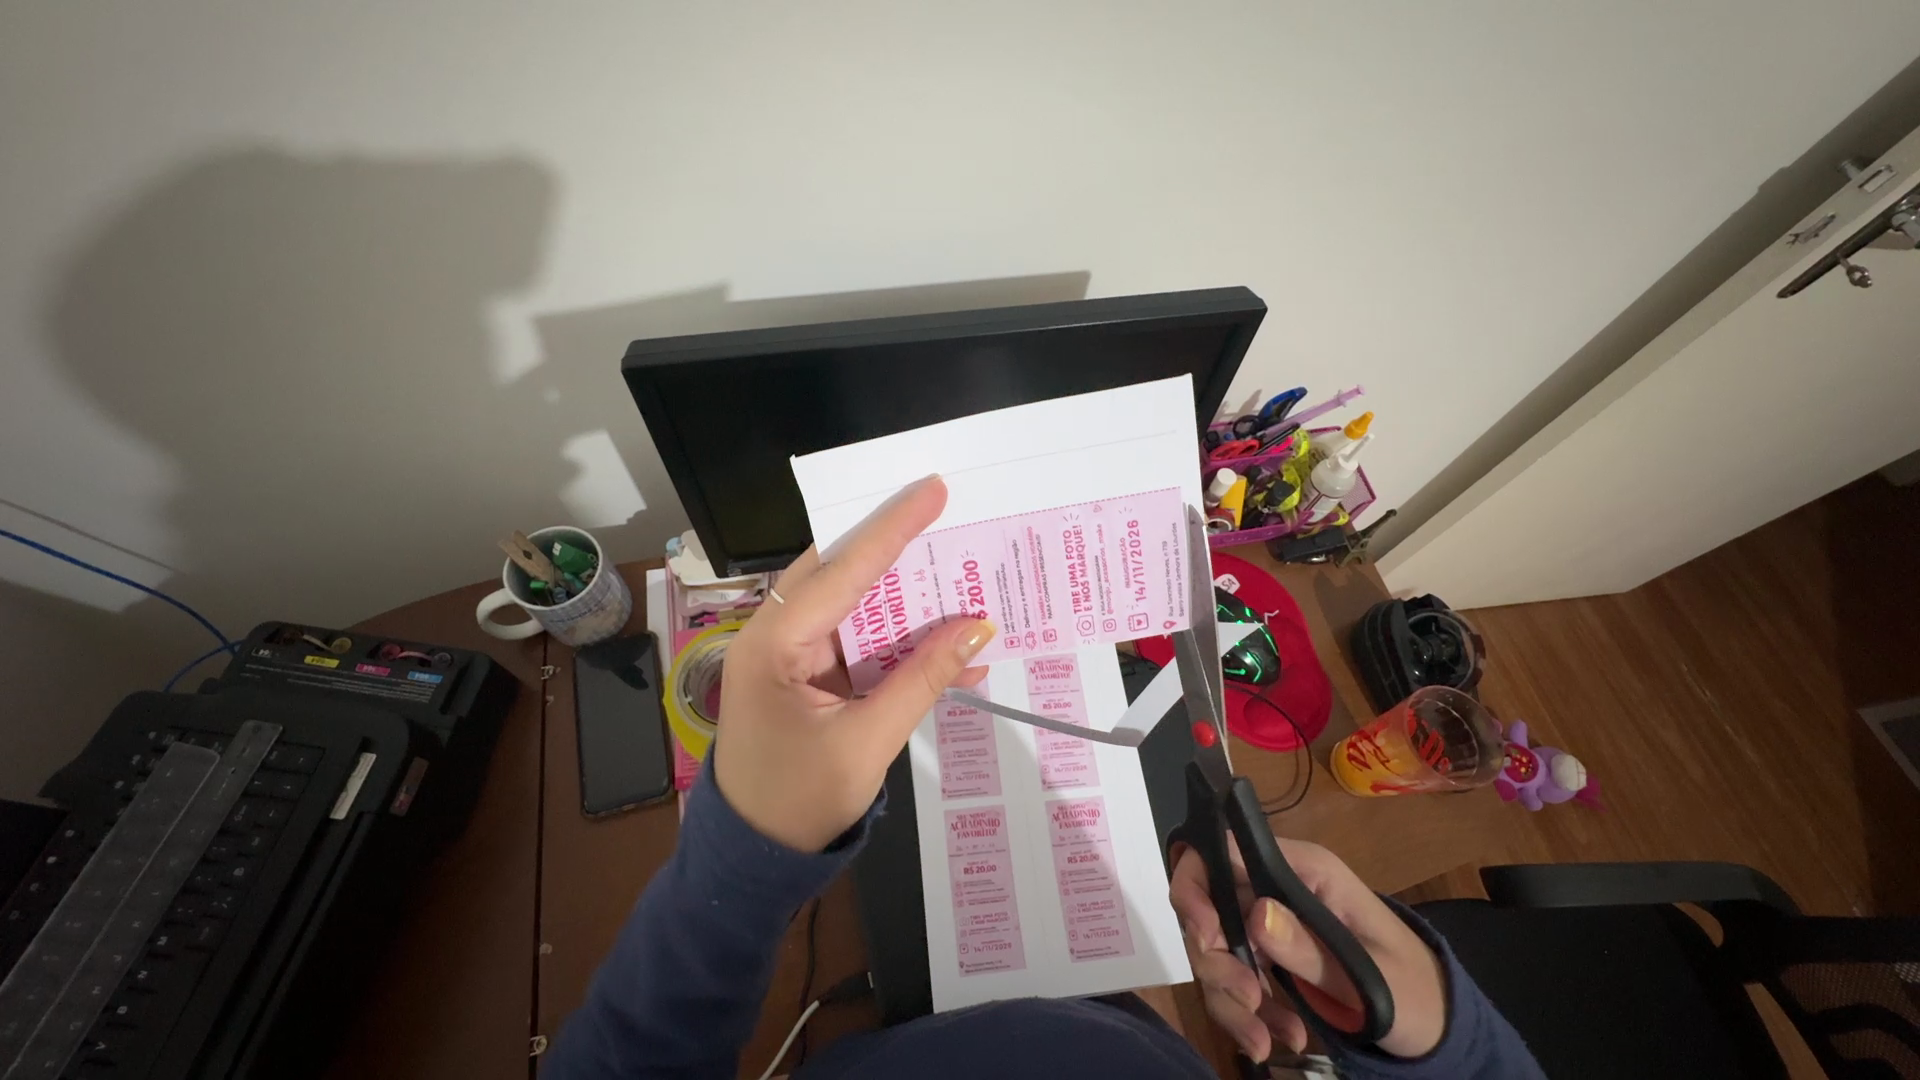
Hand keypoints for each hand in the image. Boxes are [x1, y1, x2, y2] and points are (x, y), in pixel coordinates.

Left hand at [714, 476, 994, 851]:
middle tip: (945, 514)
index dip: (891, 529)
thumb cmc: (799, 802)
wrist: (753, 857)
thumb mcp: (867, 742)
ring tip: (956, 569)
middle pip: (842, 573)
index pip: (843, 571)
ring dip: (904, 594)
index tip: (932, 489)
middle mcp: (776, 635)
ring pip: (854, 604)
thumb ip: (922, 680)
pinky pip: (859, 641)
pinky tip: (947, 644)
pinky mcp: (808, 674)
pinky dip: (900, 640)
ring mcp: (791, 654)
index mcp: (774, 645)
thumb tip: (977, 629)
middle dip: (895, 546)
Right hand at [1170, 836, 1446, 1061]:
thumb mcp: (1371, 977)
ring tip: (1266, 1039)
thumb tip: (1256, 914)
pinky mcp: (1264, 953)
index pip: (1223, 851)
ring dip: (1228, 996)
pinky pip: (1230, 976)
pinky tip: (1277, 1037)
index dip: (1197, 887)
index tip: (1206, 939)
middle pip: (1208, 905)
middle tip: (1249, 1002)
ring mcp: (1267, 919)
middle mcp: (1275, 885)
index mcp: (1303, 869)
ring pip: (1213, 947)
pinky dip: (1243, 1012)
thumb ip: (1310, 948)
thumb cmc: (1416, 991)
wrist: (1437, 1028)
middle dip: (1216, 960)